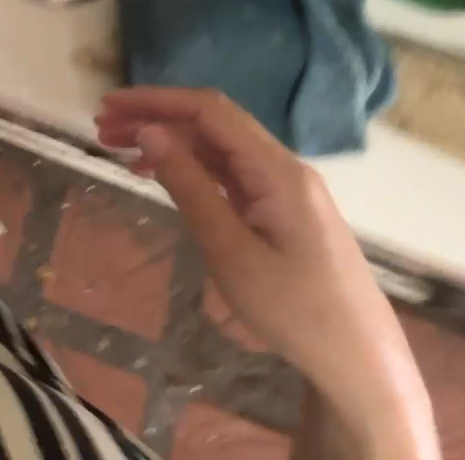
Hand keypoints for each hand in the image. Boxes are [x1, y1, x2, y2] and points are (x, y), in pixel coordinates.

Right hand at [97, 89, 438, 458]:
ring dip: (166, 139)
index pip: (209, 111)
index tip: (108, 105)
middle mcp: (283, 168)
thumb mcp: (230, 250)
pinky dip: (186, 163)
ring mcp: (284, 188)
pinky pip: (226, 170)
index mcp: (277, 171)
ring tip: (117, 149)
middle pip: (211, 122)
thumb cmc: (295, 310)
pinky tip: (156, 175)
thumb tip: (149, 131)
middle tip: (102, 128)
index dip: (155, 100)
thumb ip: (189, 185)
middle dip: (154, 116)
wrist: (362, 365)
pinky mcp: (280, 208)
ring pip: (215, 145)